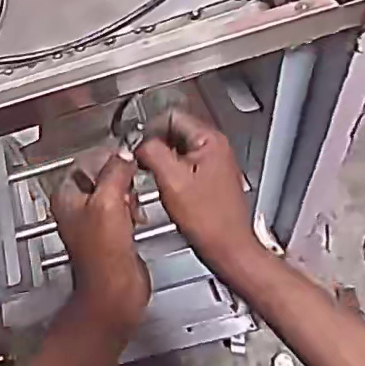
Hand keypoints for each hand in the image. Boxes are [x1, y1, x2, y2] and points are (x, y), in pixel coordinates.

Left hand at [50, 146, 150, 331]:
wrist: (115, 293)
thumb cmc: (102, 258)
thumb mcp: (109, 202)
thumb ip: (116, 173)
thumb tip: (123, 155)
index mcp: (66, 197)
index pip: (87, 161)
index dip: (108, 158)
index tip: (125, 158)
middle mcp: (77, 208)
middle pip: (102, 176)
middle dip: (120, 178)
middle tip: (129, 186)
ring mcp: (94, 221)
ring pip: (115, 192)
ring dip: (129, 194)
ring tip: (132, 205)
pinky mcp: (112, 234)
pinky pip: (124, 210)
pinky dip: (133, 209)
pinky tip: (137, 218)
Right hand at [135, 110, 257, 266]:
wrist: (228, 249)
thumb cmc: (209, 220)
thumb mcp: (172, 181)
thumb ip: (153, 153)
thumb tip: (139, 142)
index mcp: (210, 141)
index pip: (171, 117)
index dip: (149, 129)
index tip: (136, 144)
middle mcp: (216, 147)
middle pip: (174, 131)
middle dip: (154, 145)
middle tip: (140, 161)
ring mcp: (215, 163)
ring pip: (178, 149)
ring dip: (161, 159)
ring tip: (152, 175)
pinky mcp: (211, 178)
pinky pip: (184, 165)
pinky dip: (171, 172)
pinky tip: (165, 187)